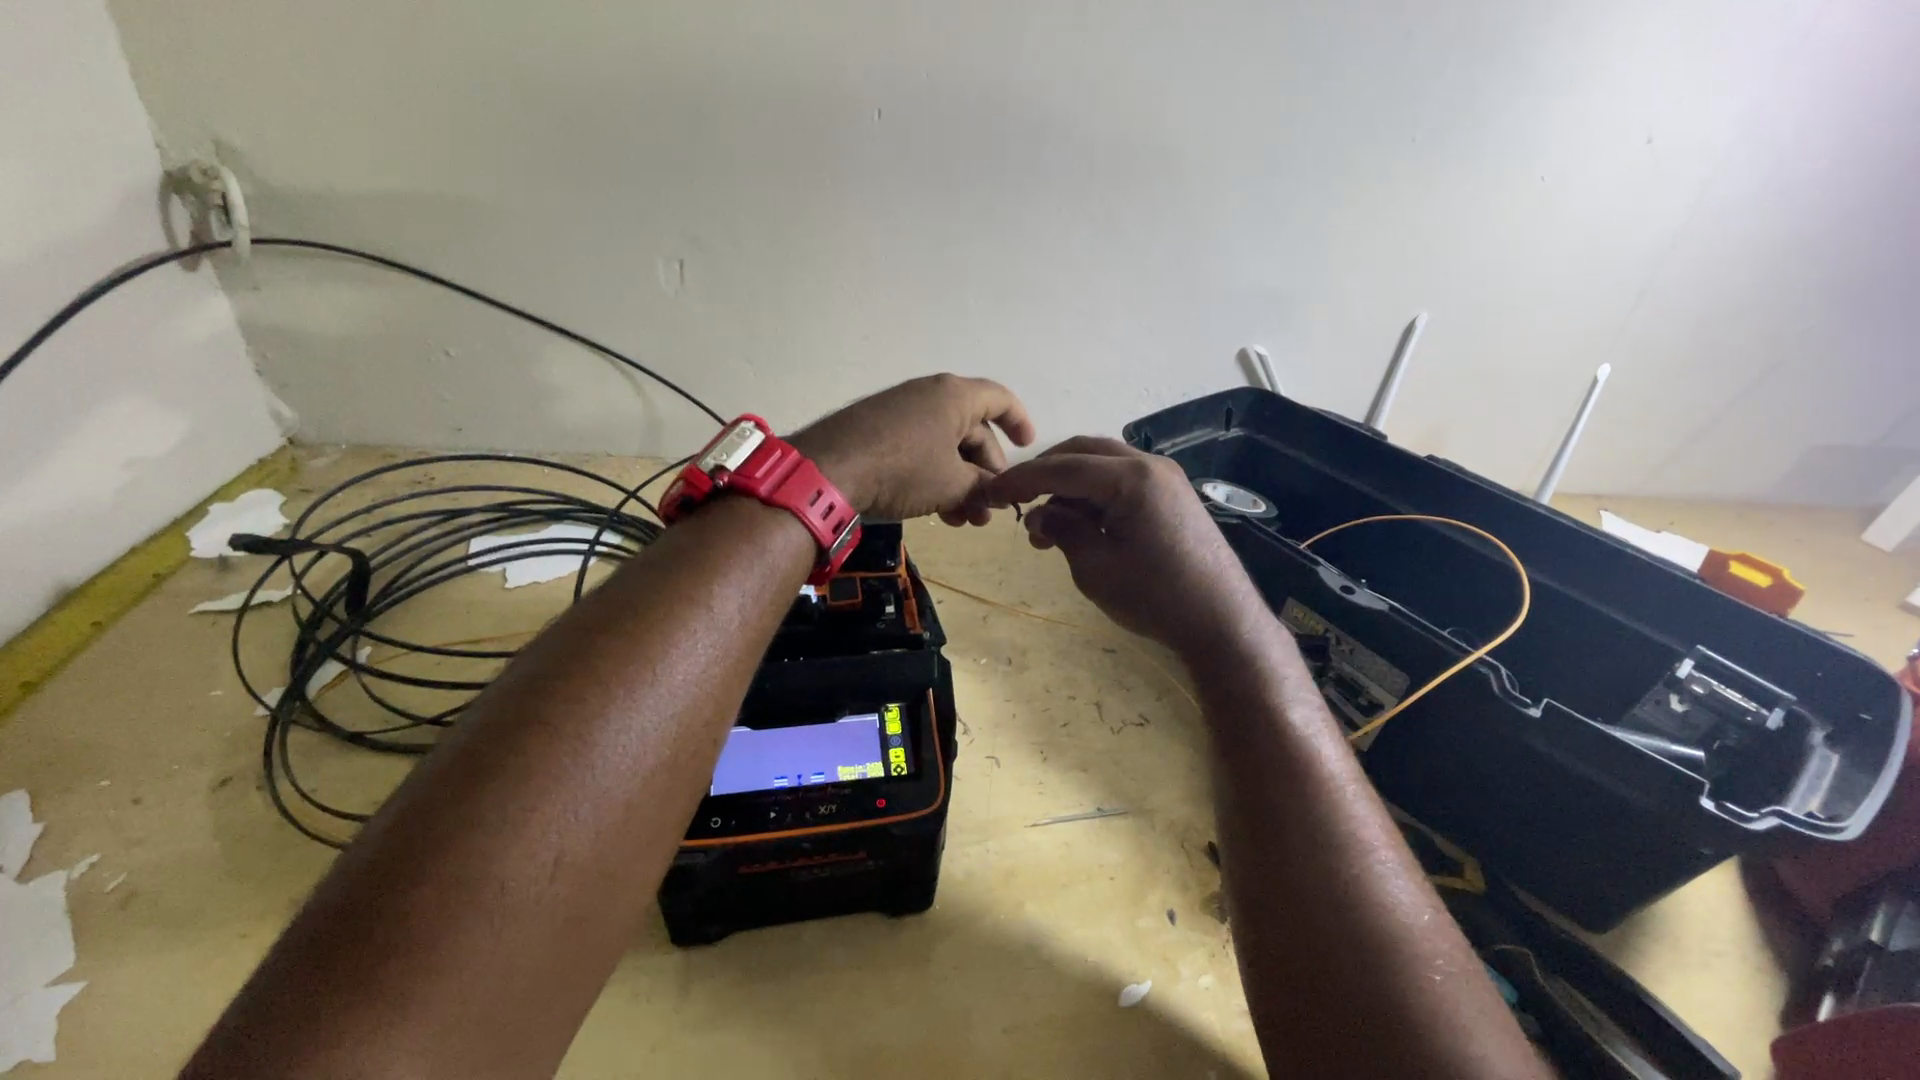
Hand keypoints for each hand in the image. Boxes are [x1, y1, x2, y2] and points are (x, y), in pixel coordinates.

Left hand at [790, 375, 1035, 523]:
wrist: (828, 471)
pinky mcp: (877, 433)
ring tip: (966, 520)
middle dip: (986, 472)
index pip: (1000, 399)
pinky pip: (919, 452)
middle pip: (972, 430)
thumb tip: (998, 494)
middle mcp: (929, 396)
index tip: (1028, 448)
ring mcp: (900, 413)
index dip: (1019, 422)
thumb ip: (983, 487)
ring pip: (945, 447)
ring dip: (961, 483)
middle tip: (990, 509)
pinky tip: (938, 512)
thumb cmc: (904, 469)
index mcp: (955, 396)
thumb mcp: (953, 483)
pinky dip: (935, 478)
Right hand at [985, 436, 1271, 657]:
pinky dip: (1094, 497)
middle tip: (1017, 503)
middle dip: (1045, 474)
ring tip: (1047, 531)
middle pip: (1082, 453)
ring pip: (1102, 466)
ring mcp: (1165, 479)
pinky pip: (1122, 482)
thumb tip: (1038, 515)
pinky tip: (1080, 528)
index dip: (1021, 480)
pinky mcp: (1172, 497)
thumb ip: (1062, 531)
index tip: (991, 493)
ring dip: (1069, 489)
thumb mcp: (1096, 567)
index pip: (1062, 468)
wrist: (1222, 622)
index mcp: (1131, 478)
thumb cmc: (1155, 597)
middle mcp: (1150, 465)